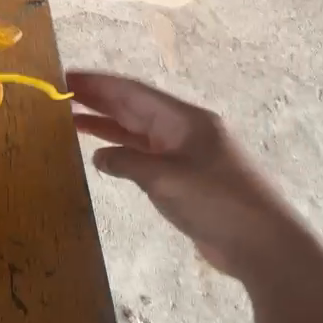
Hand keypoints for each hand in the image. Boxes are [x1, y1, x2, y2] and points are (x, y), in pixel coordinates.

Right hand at [68, 72, 308, 281]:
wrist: (265, 247)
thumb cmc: (217, 202)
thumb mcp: (163, 178)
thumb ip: (124, 162)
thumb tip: (100, 157)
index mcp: (184, 120)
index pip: (131, 91)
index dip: (96, 82)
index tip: (64, 76)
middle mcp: (183, 130)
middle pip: (132, 107)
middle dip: (96, 98)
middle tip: (58, 93)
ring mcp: (184, 154)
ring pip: (135, 130)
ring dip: (104, 123)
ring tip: (68, 118)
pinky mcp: (183, 178)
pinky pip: (142, 154)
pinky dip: (118, 150)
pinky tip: (98, 154)